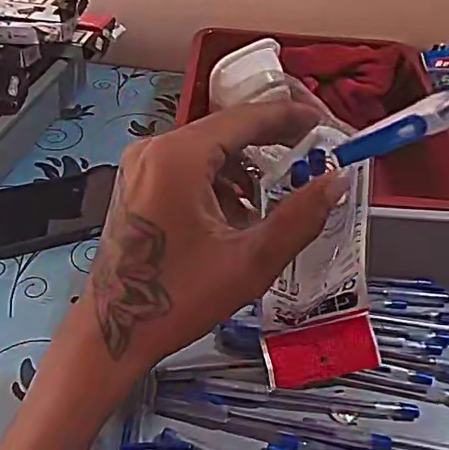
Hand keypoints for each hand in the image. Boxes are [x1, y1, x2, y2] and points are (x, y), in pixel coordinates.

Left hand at [69, 101, 346, 387]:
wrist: (114, 332)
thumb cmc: (173, 300)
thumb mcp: (250, 261)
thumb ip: (300, 217)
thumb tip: (334, 183)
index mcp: (177, 158)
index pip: (246, 117)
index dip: (289, 118)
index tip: (320, 124)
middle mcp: (153, 151)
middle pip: (226, 130)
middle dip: (271, 145)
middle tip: (309, 159)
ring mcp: (141, 166)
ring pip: (209, 150)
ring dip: (245, 168)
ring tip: (274, 199)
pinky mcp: (139, 184)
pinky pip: (188, 167)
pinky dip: (219, 181)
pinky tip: (238, 214)